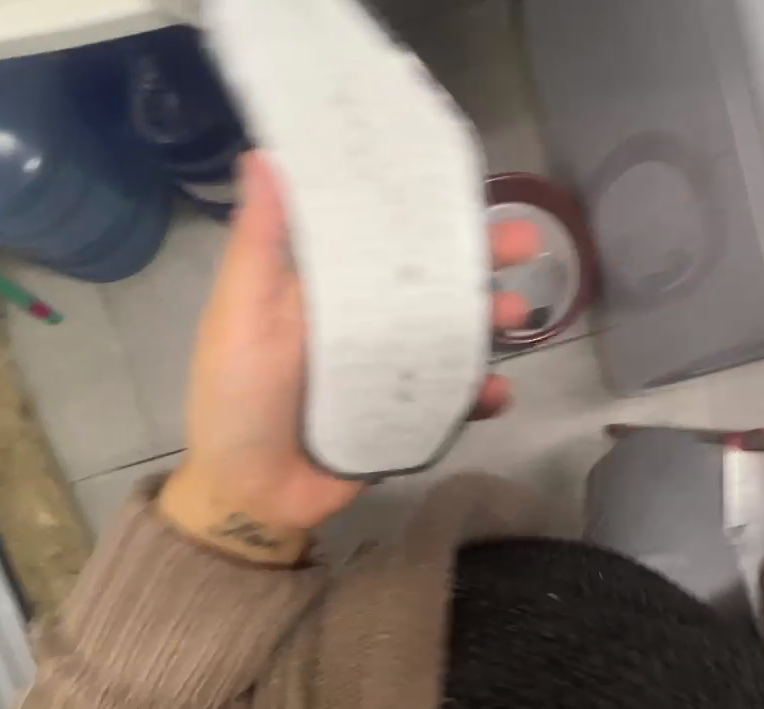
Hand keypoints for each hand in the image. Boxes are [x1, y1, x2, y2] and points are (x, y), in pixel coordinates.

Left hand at [157, 152, 540, 563]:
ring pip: (449, 338)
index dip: (419, 212)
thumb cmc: (237, 402)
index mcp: (324, 292)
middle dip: (476, 263)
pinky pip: (451, 402)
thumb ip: (259, 249)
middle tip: (525, 243)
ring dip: (488, 324)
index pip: (379, 239)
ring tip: (518, 316)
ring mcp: (389, 374)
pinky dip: (479, 397)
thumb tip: (264, 157)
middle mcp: (363, 326)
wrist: (254, 497)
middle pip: (427, 285)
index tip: (461, 187)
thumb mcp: (239, 319)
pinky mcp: (406, 419)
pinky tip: (500, 394)